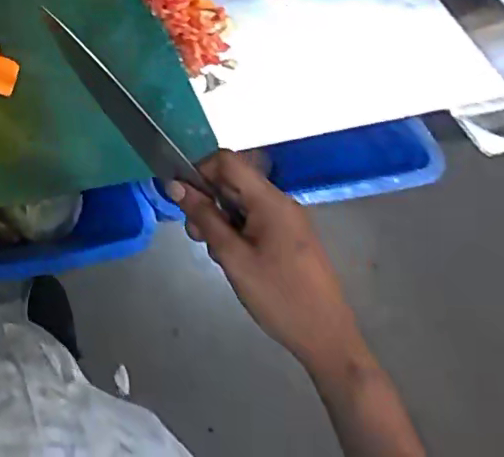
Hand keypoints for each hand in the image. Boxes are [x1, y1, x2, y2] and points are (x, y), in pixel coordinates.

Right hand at [171, 149, 369, 377]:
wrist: (329, 342)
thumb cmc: (279, 297)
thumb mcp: (233, 257)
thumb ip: (203, 216)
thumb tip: (174, 185)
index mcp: (270, 201)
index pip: (227, 161)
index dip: (200, 171)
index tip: (186, 200)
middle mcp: (281, 203)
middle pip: (233, 182)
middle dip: (207, 201)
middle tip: (197, 236)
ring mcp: (289, 221)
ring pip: (241, 203)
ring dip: (220, 219)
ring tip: (216, 253)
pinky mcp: (291, 238)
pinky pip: (255, 219)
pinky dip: (237, 230)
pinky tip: (234, 259)